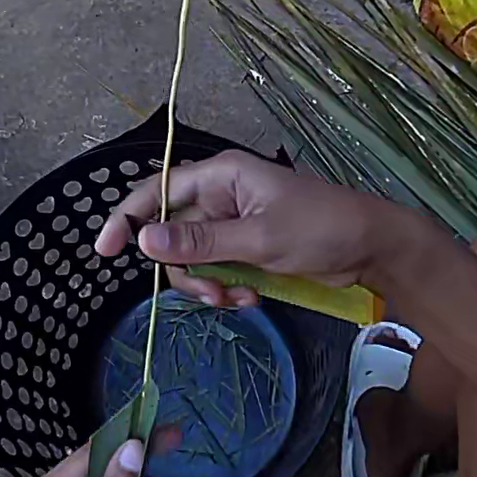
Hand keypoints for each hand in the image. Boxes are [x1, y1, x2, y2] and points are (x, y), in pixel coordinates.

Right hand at [94, 151, 430, 305]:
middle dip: (185, 270)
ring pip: (192, 260)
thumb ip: (199, 241)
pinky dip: (225, 288)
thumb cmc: (320, 228)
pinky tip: (250, 298)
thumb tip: (144, 240)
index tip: (105, 250)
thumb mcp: (257, 238)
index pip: (158, 191)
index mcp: (220, 177)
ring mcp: (230, 224)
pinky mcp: (243, 248)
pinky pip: (214, 270)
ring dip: (207, 285)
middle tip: (212, 295)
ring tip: (238, 299)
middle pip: (171, 235)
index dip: (127, 218)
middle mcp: (219, 197)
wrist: (371, 248)